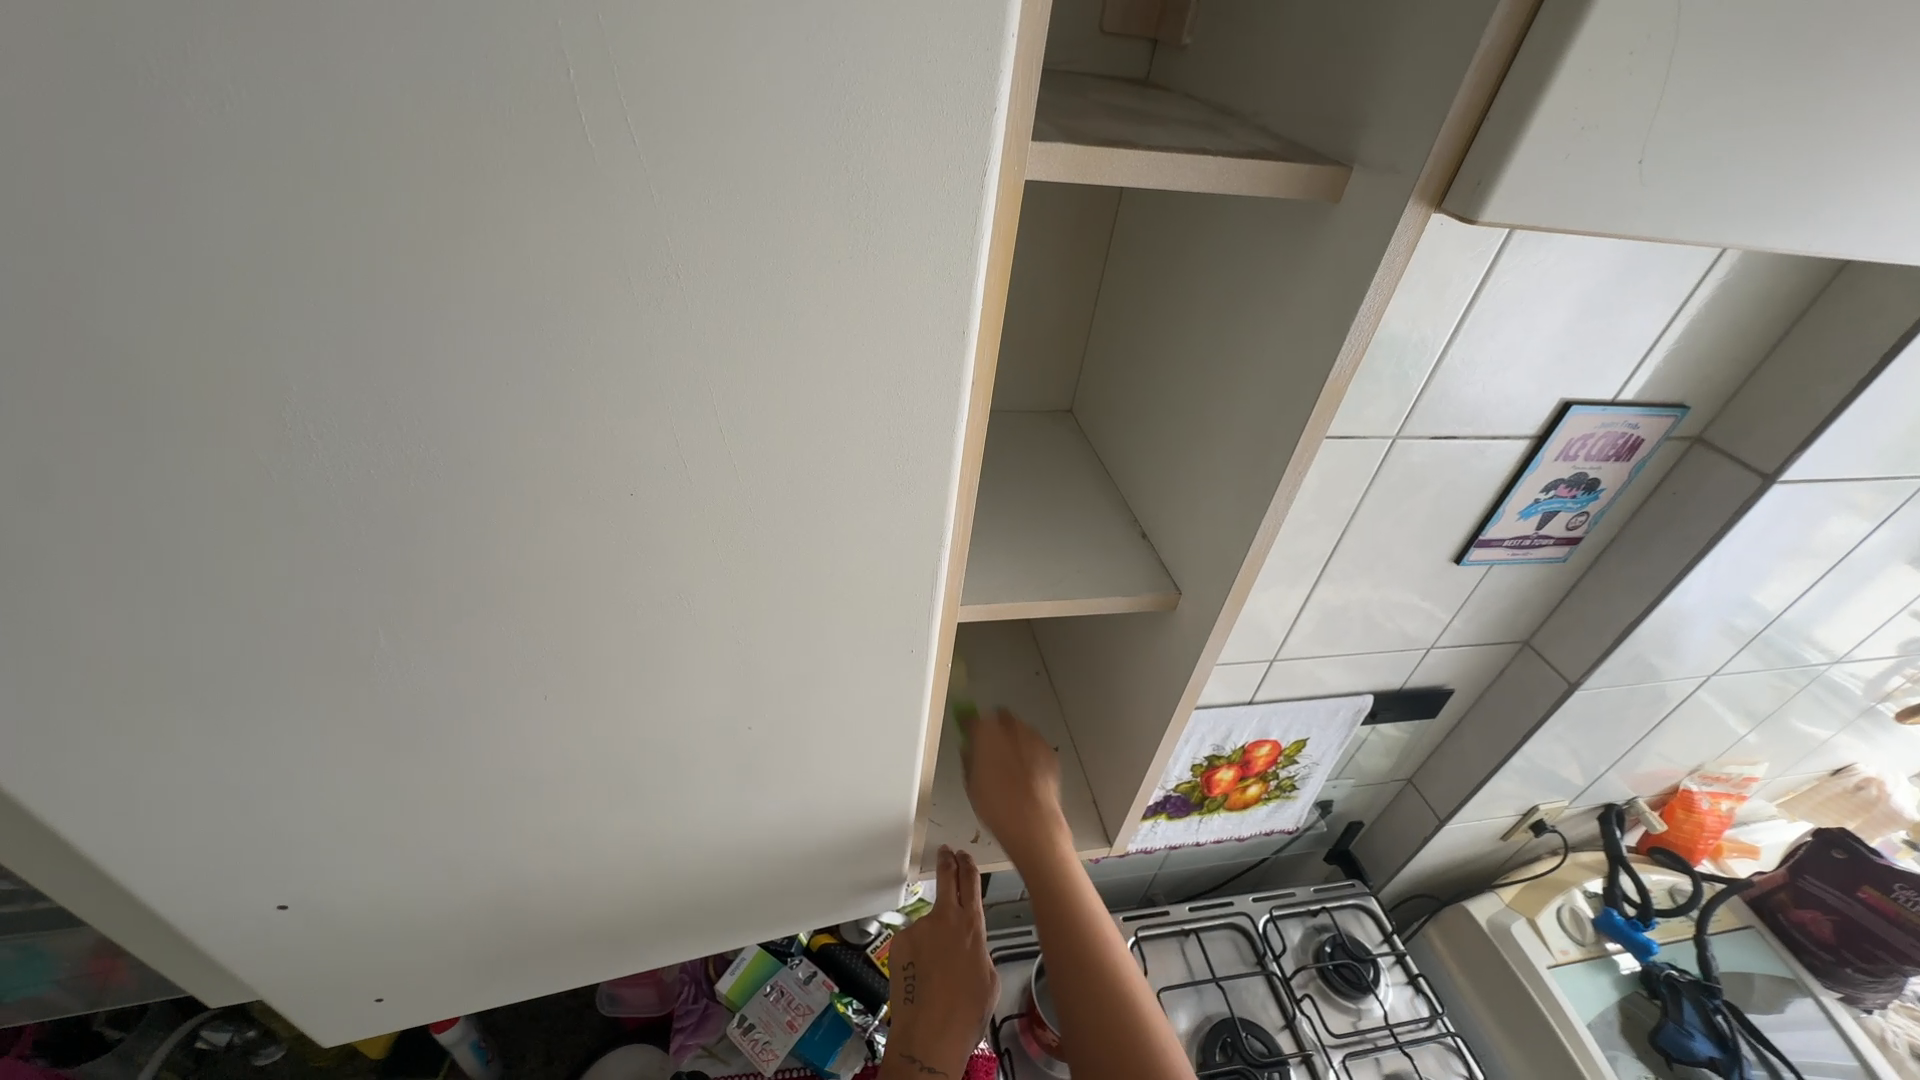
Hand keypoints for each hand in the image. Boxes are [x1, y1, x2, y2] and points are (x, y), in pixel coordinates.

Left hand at [885, 846, 997, 1078]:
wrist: (930, 1034)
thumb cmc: (967, 1012)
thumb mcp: (988, 979)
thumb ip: (978, 950)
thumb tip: (970, 946)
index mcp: (972, 926)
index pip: (970, 883)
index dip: (967, 865)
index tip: (963, 855)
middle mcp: (945, 919)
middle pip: (946, 878)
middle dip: (946, 861)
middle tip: (945, 851)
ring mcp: (919, 928)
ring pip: (927, 925)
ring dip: (931, 939)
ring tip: (935, 972)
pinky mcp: (899, 942)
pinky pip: (911, 943)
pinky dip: (916, 956)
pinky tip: (920, 978)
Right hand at [961, 708, 1068, 864]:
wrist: (1032, 820)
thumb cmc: (995, 804)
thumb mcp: (971, 783)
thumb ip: (969, 759)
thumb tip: (970, 749)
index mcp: (986, 732)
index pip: (972, 719)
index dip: (967, 723)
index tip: (965, 729)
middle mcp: (1011, 728)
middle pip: (1000, 717)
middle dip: (994, 726)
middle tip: (990, 745)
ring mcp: (1034, 737)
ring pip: (1020, 728)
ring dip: (1014, 738)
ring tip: (1011, 761)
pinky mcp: (1050, 751)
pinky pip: (1035, 744)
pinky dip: (1030, 751)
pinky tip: (1028, 771)